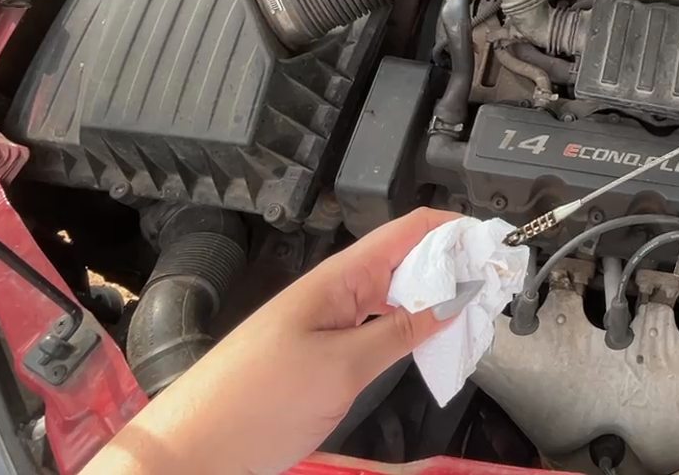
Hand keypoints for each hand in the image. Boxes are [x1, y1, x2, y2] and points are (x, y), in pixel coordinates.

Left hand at [84, 208, 458, 474]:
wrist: (183, 459)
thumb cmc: (259, 404)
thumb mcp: (342, 368)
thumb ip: (402, 331)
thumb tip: (455, 299)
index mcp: (344, 275)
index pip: (411, 228)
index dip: (456, 227)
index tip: (495, 244)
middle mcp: (341, 288)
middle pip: (409, 259)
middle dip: (454, 265)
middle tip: (494, 288)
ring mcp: (332, 320)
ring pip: (397, 294)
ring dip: (435, 299)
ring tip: (473, 315)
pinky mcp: (325, 351)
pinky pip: (379, 325)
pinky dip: (410, 328)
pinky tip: (431, 345)